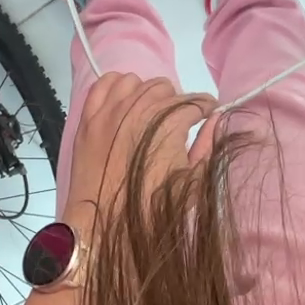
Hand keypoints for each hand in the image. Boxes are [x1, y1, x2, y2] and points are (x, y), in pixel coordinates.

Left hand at [62, 74, 216, 229]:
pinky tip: (123, 100)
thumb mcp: (193, 182)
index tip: (209, 112)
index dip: (206, 106)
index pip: (195, 102)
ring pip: (135, 81)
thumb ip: (208, 146)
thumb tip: (216, 120)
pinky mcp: (88, 117)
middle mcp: (138, 108)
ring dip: (146, 93)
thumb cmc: (152, 208)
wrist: (102, 223)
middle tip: (176, 122)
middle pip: (165, 89)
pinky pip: (104, 84)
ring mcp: (109, 110)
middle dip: (176, 102)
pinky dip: (116, 86)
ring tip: (149, 113)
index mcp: (169, 123)